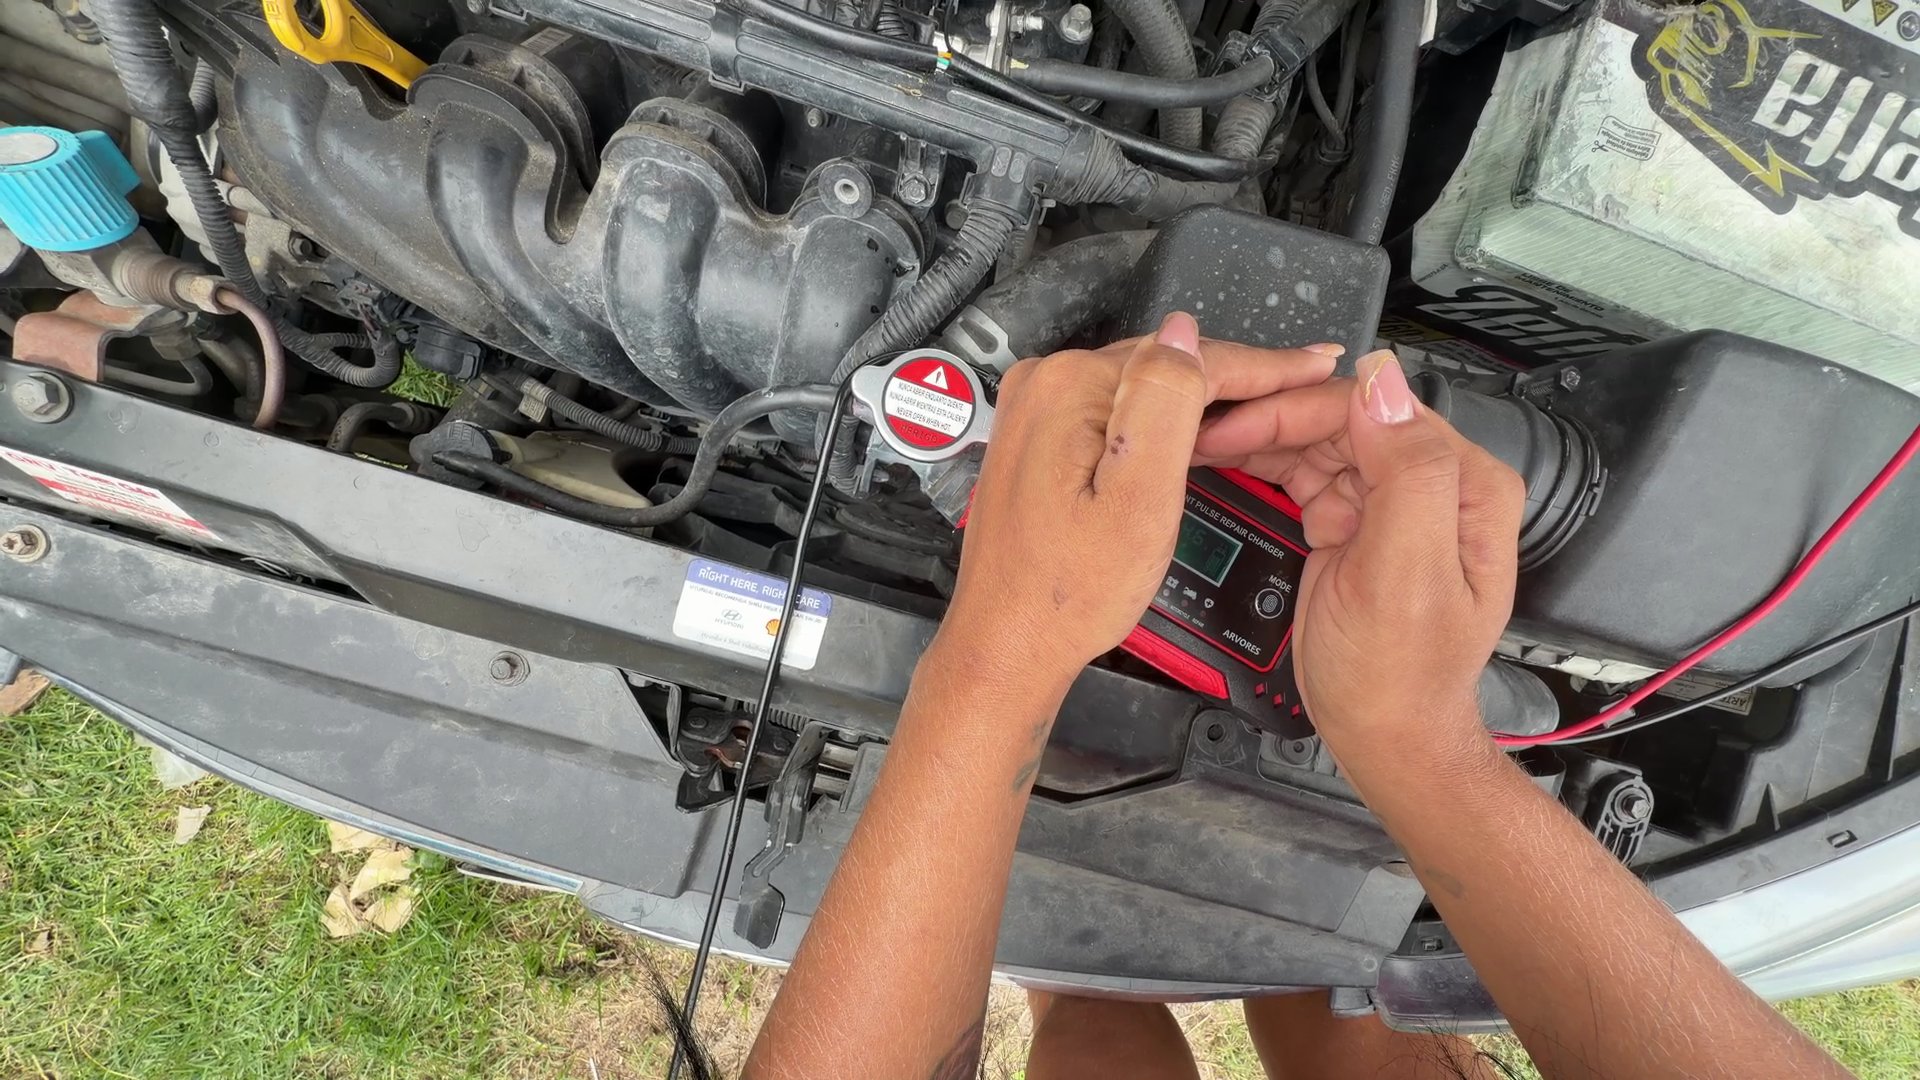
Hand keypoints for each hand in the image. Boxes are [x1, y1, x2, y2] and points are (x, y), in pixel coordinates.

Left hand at [938, 313, 1342, 688]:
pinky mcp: (1033, 441)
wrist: (1008, 639)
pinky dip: (1152, 422)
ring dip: (1195, 400)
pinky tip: (1189, 432)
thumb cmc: (1069, 591)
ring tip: (1261, 404)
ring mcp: (1032, 413)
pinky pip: (1109, 414)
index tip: (1315, 365)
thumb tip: (1183, 333)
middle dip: (1232, 379)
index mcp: (1069, 389)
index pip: (1185, 359)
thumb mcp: (1139, 500)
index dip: (1261, 366)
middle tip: (1300, 383)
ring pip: (1136, 391)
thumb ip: (1165, 406)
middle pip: (1159, 368)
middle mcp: (1042, 387)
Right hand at [1195, 351, 1524, 759]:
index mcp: (1458, 484)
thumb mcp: (1404, 575)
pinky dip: (1261, 466)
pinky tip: (1227, 463)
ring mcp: (1382, 501)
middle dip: (1265, 422)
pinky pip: (1299, 474)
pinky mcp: (1345, 520)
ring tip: (1199, 445)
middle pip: (1336, 421)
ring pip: (1312, 442)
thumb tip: (1380, 381)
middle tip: (1199, 435)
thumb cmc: (1398, 670)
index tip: (1228, 427)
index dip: (1293, 411)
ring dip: (1256, 440)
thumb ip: (1406, 473)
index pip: (1369, 412)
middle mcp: (1425, 483)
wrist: (1380, 728)